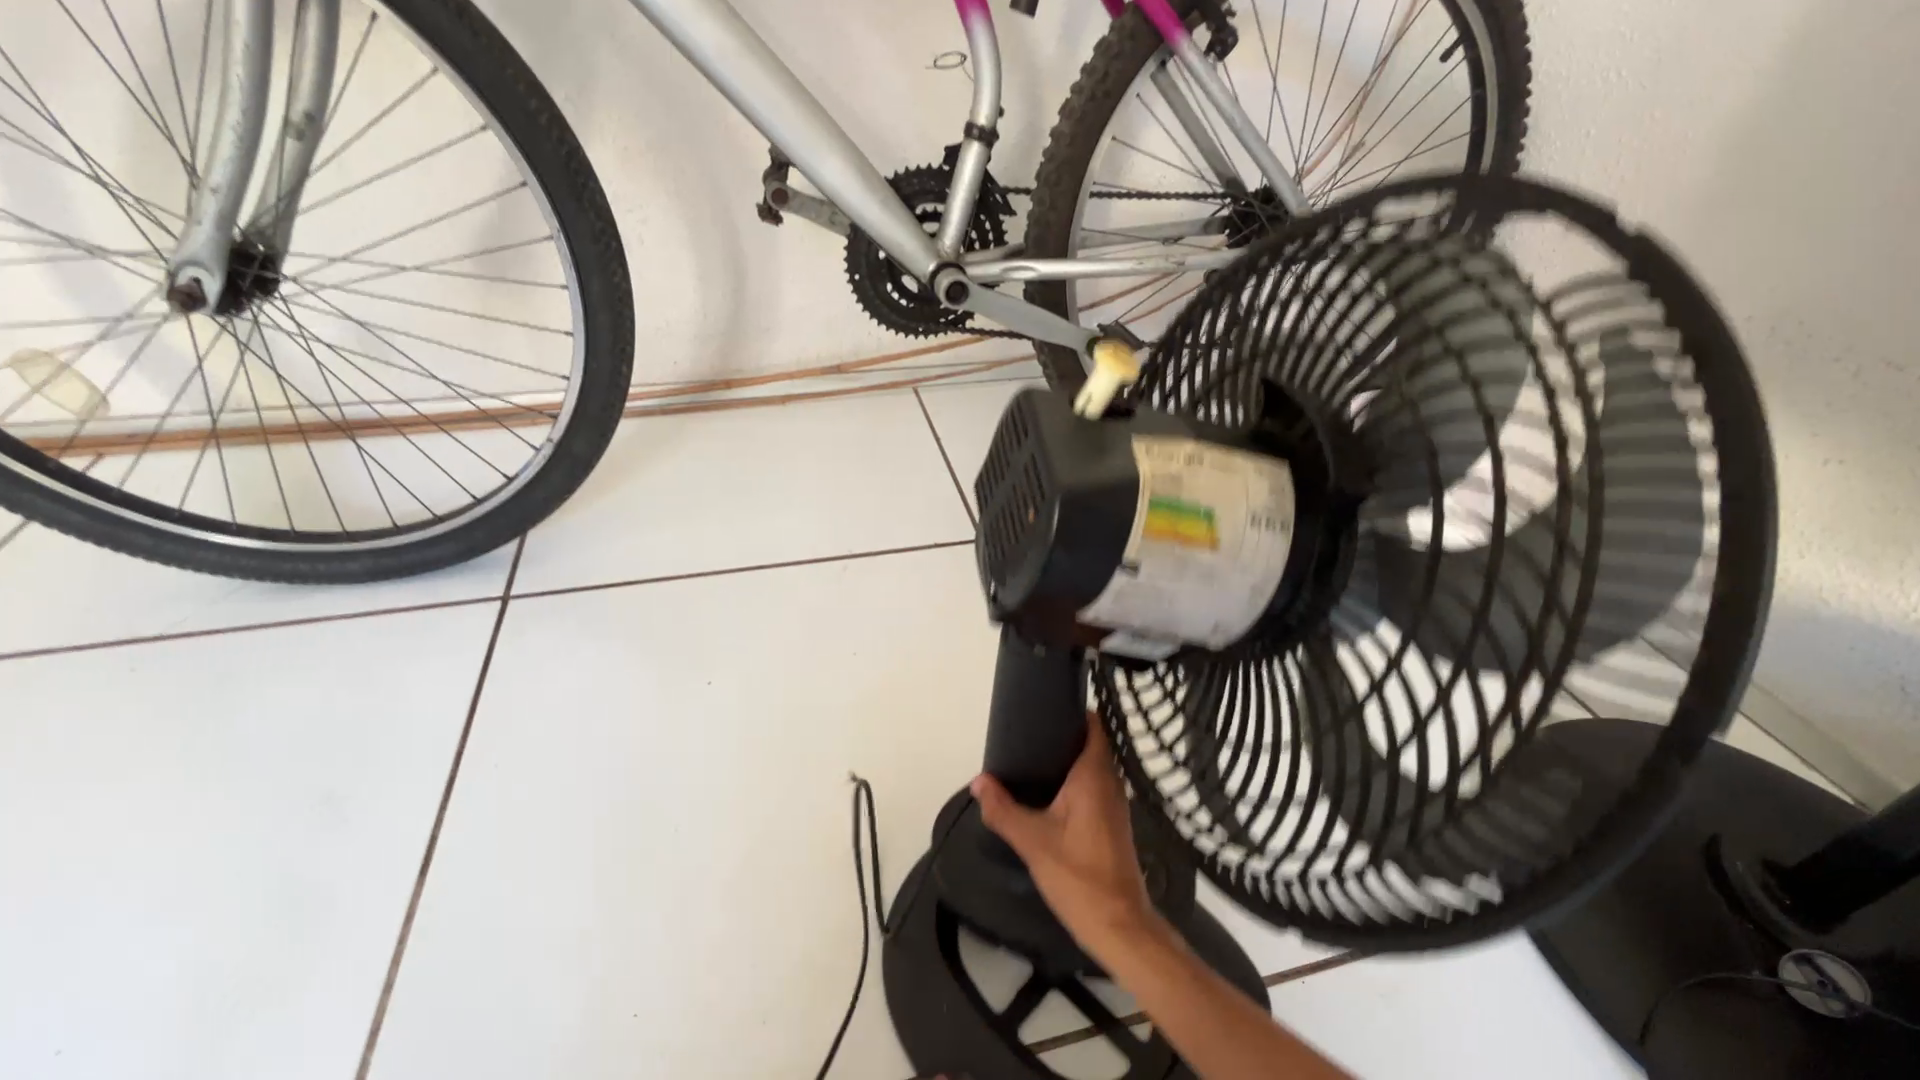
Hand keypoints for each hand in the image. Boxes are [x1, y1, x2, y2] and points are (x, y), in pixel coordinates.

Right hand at [968, 713, 1160, 954]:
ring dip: (1066, 759)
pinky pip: (1092, 787)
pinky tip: (1047, 794)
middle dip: (1061, 735)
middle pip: (1090, 744)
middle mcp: (1110, 783)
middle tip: (1025, 732)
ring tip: (1030, 758)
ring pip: (1092, 767)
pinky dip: (1072, 781)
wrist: (1118, 925)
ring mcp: (1115, 804)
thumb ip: (1003, 810)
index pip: (1093, 725)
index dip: (1073, 710)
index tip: (1044, 705)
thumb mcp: (1032, 842)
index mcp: (1094, 776)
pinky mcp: (1112, 823)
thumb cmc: (1079, 876)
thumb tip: (978, 782)